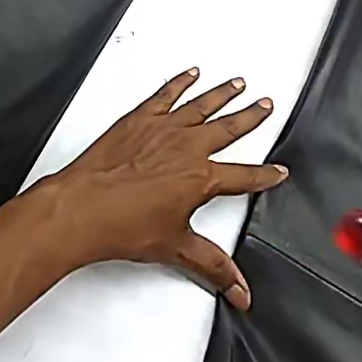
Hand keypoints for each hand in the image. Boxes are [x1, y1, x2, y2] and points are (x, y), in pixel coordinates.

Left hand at [0, 69, 287, 338]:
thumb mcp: (175, 248)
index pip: (242, 176)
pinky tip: (189, 74)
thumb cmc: (122, 224)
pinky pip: (166, 93)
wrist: (84, 205)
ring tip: (237, 83)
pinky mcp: (140, 117)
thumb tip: (237, 287)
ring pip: (201, 105)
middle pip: (228, 128)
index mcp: (199, 178)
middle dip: (251, 117)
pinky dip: (180, 82)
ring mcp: (163, 128)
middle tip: (266, 104)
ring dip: (222, 93)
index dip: (264, 175)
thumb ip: (211, 265)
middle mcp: (186, 147)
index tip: (277, 170)